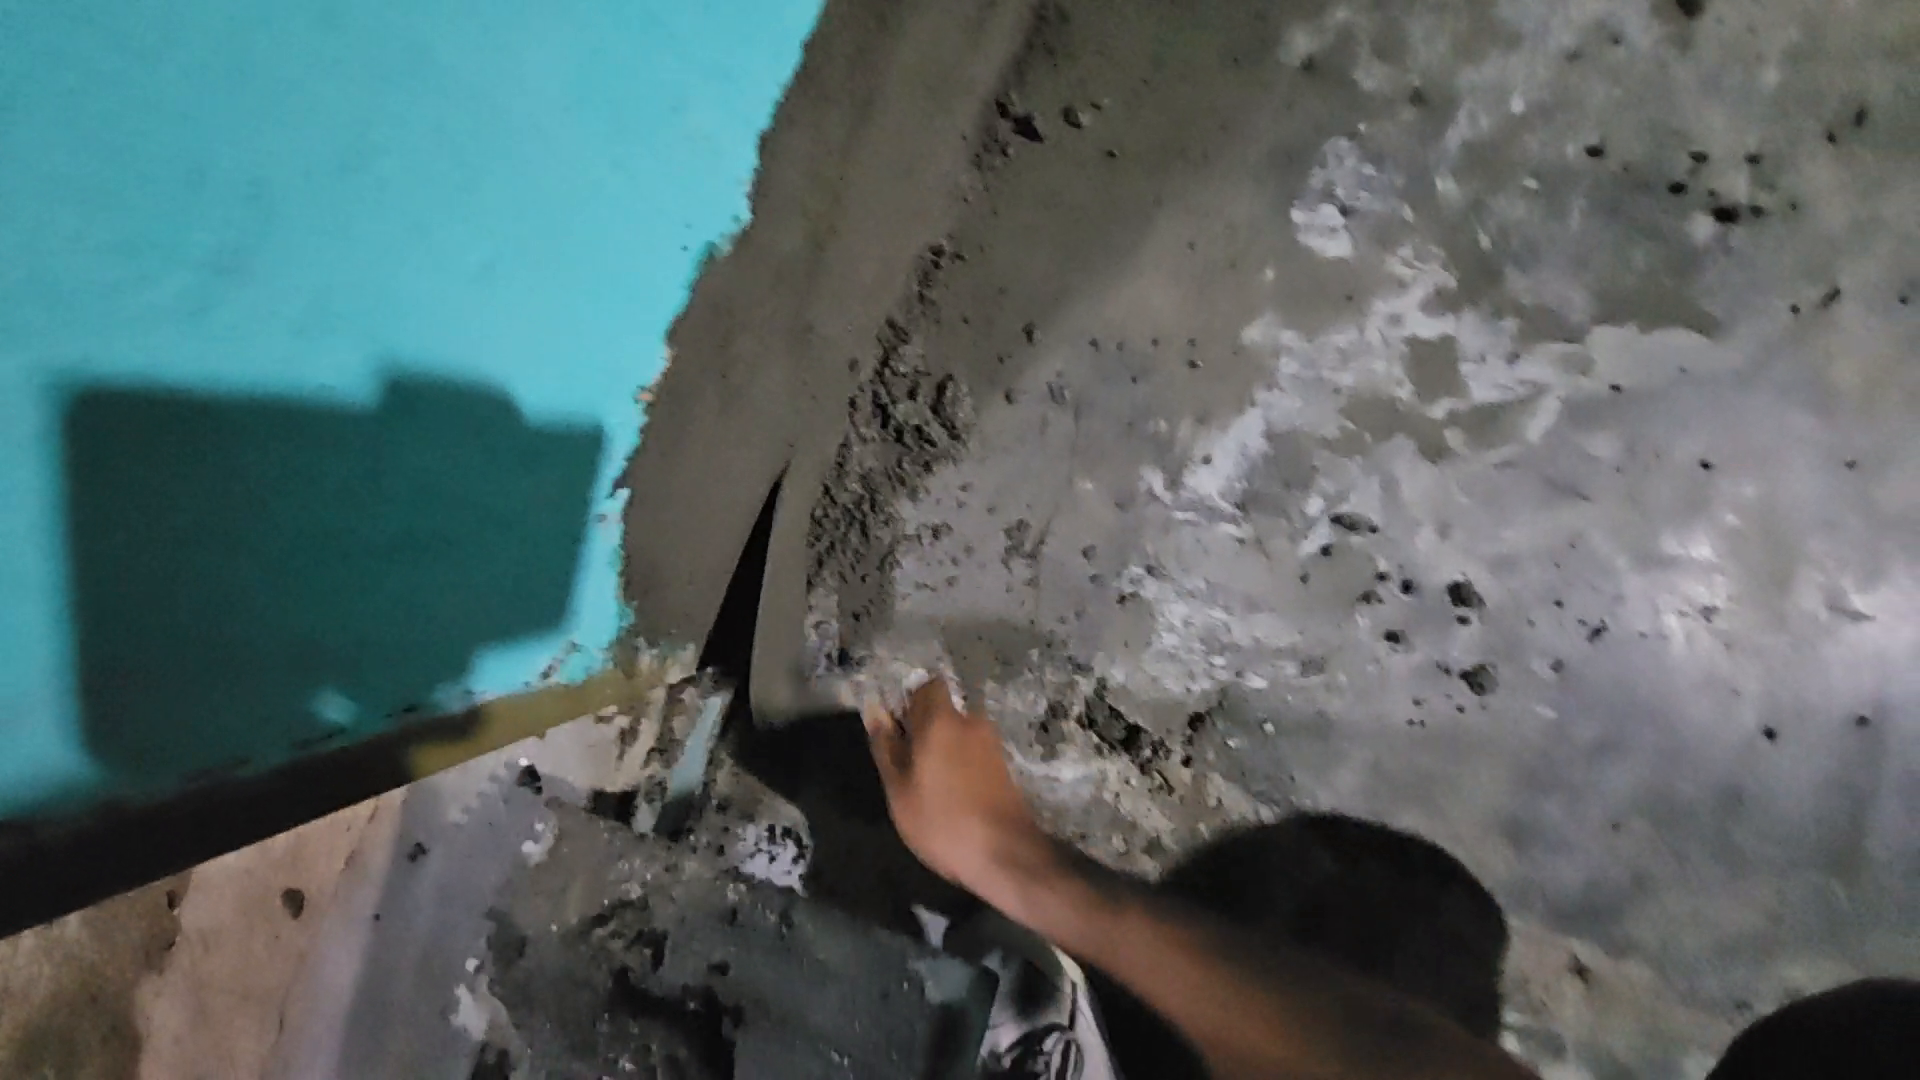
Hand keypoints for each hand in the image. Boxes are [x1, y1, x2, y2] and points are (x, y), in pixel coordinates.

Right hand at [863, 678, 1053, 901]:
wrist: (1005, 853)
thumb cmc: (942, 821)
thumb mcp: (899, 789)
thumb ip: (886, 746)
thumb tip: (875, 710)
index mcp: (942, 720)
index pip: (929, 685)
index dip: (910, 700)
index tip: (897, 727)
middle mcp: (971, 721)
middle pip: (942, 710)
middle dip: (924, 729)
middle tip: (906, 764)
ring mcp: (991, 743)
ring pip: (958, 732)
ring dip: (942, 749)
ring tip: (928, 785)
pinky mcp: (1003, 764)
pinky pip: (972, 751)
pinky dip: (959, 763)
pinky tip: (952, 794)